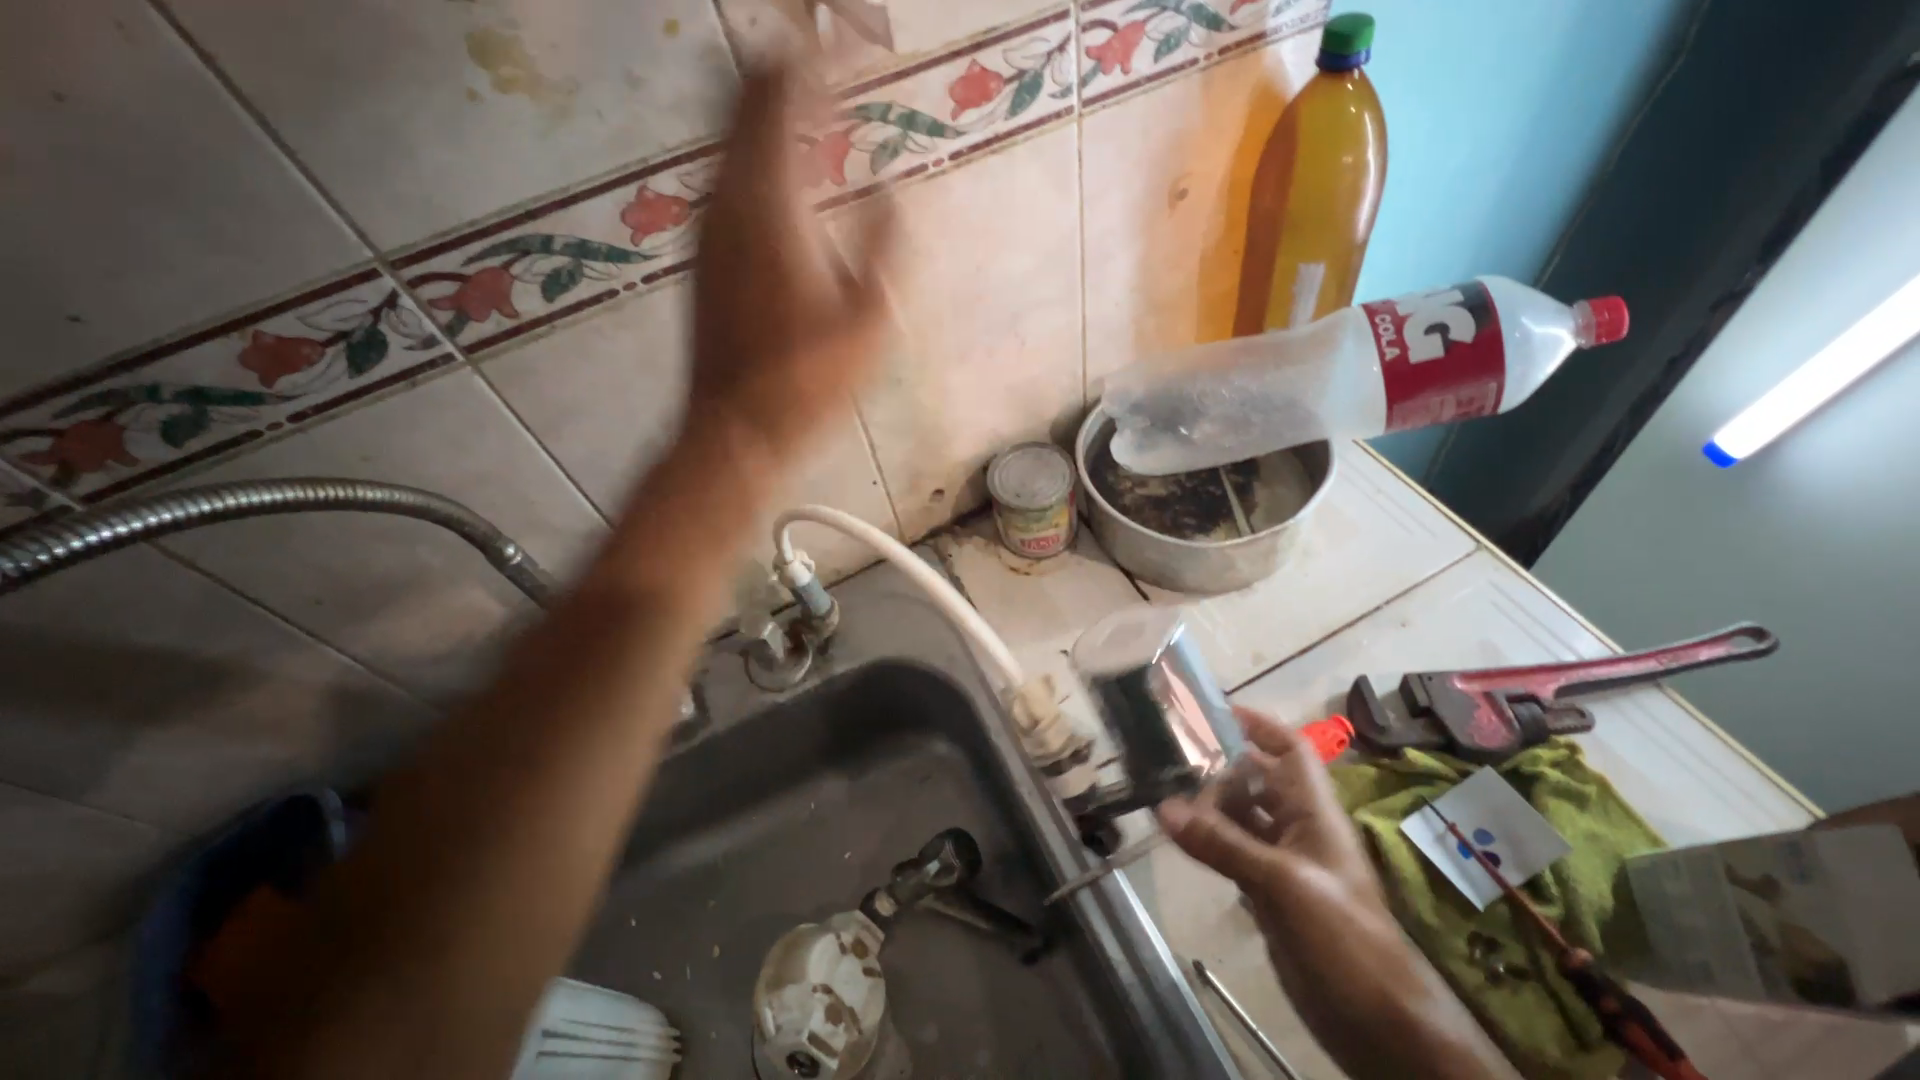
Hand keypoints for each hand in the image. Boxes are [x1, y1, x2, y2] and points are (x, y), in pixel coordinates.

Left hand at [691, 63, 895, 463]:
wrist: (735, 430)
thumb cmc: (808, 381)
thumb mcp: (871, 316)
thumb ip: (887, 239)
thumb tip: (896, 185)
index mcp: (769, 202)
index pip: (780, 93)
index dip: (817, 56)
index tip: (855, 42)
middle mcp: (726, 197)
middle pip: (743, 94)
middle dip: (788, 61)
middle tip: (833, 51)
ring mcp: (707, 223)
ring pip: (731, 131)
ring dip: (772, 104)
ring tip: (820, 95)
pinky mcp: (704, 249)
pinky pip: (729, 170)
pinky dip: (760, 146)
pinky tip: (793, 165)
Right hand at [1158, 706, 1393, 966]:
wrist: (1376, 1018)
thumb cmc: (1343, 936)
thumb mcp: (1282, 883)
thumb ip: (1224, 844)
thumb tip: (1164, 807)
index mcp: (1313, 813)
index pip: (1289, 750)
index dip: (1257, 725)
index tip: (1211, 711)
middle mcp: (1298, 830)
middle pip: (1257, 781)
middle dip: (1218, 765)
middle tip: (1166, 756)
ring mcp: (1283, 865)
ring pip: (1242, 819)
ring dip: (1208, 806)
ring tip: (1160, 792)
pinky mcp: (1270, 897)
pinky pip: (1234, 855)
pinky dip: (1208, 843)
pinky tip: (1178, 839)